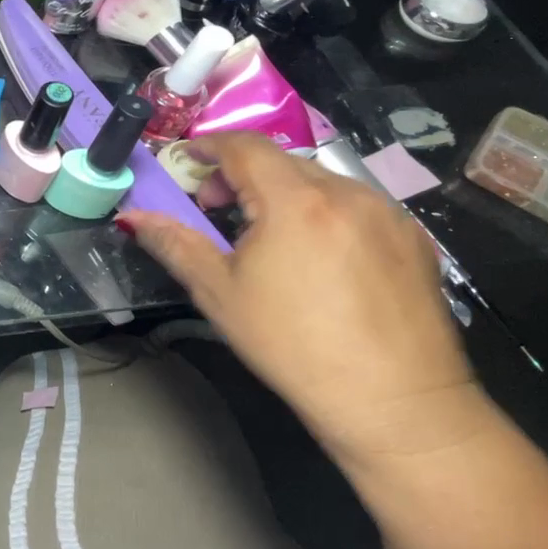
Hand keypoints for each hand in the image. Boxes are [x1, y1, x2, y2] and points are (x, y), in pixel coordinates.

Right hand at [118, 133, 477, 463]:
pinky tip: (313, 255)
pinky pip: (356, 206)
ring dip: (283, 191)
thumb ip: (173, 243)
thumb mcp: (218, 292)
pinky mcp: (415, 241)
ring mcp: (389, 216)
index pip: (245, 147)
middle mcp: (348, 194)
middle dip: (241, 173)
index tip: (187, 160)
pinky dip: (322, 211)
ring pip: (321, 181)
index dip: (209, 145)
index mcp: (295, 202)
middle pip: (282, 161)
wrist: (396, 403)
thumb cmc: (292, 344)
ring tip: (265, 234)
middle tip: (216, 207)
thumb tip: (132, 217)